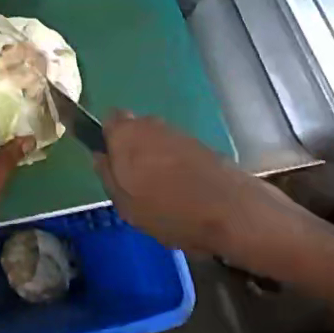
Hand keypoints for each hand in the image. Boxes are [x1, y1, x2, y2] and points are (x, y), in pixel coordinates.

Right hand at [95, 112, 306, 258]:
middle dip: (132, 151)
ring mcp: (180, 134)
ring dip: (156, 160)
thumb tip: (101, 156)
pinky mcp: (202, 146)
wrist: (232, 212)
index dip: (108, 140)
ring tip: (162, 196)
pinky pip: (178, 153)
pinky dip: (177, 168)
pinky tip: (184, 196)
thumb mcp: (125, 204)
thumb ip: (107, 176)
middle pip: (134, 131)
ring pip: (157, 143)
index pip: (109, 120)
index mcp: (126, 134)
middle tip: (135, 185)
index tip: (111, 165)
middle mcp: (151, 125)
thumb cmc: (169, 210)